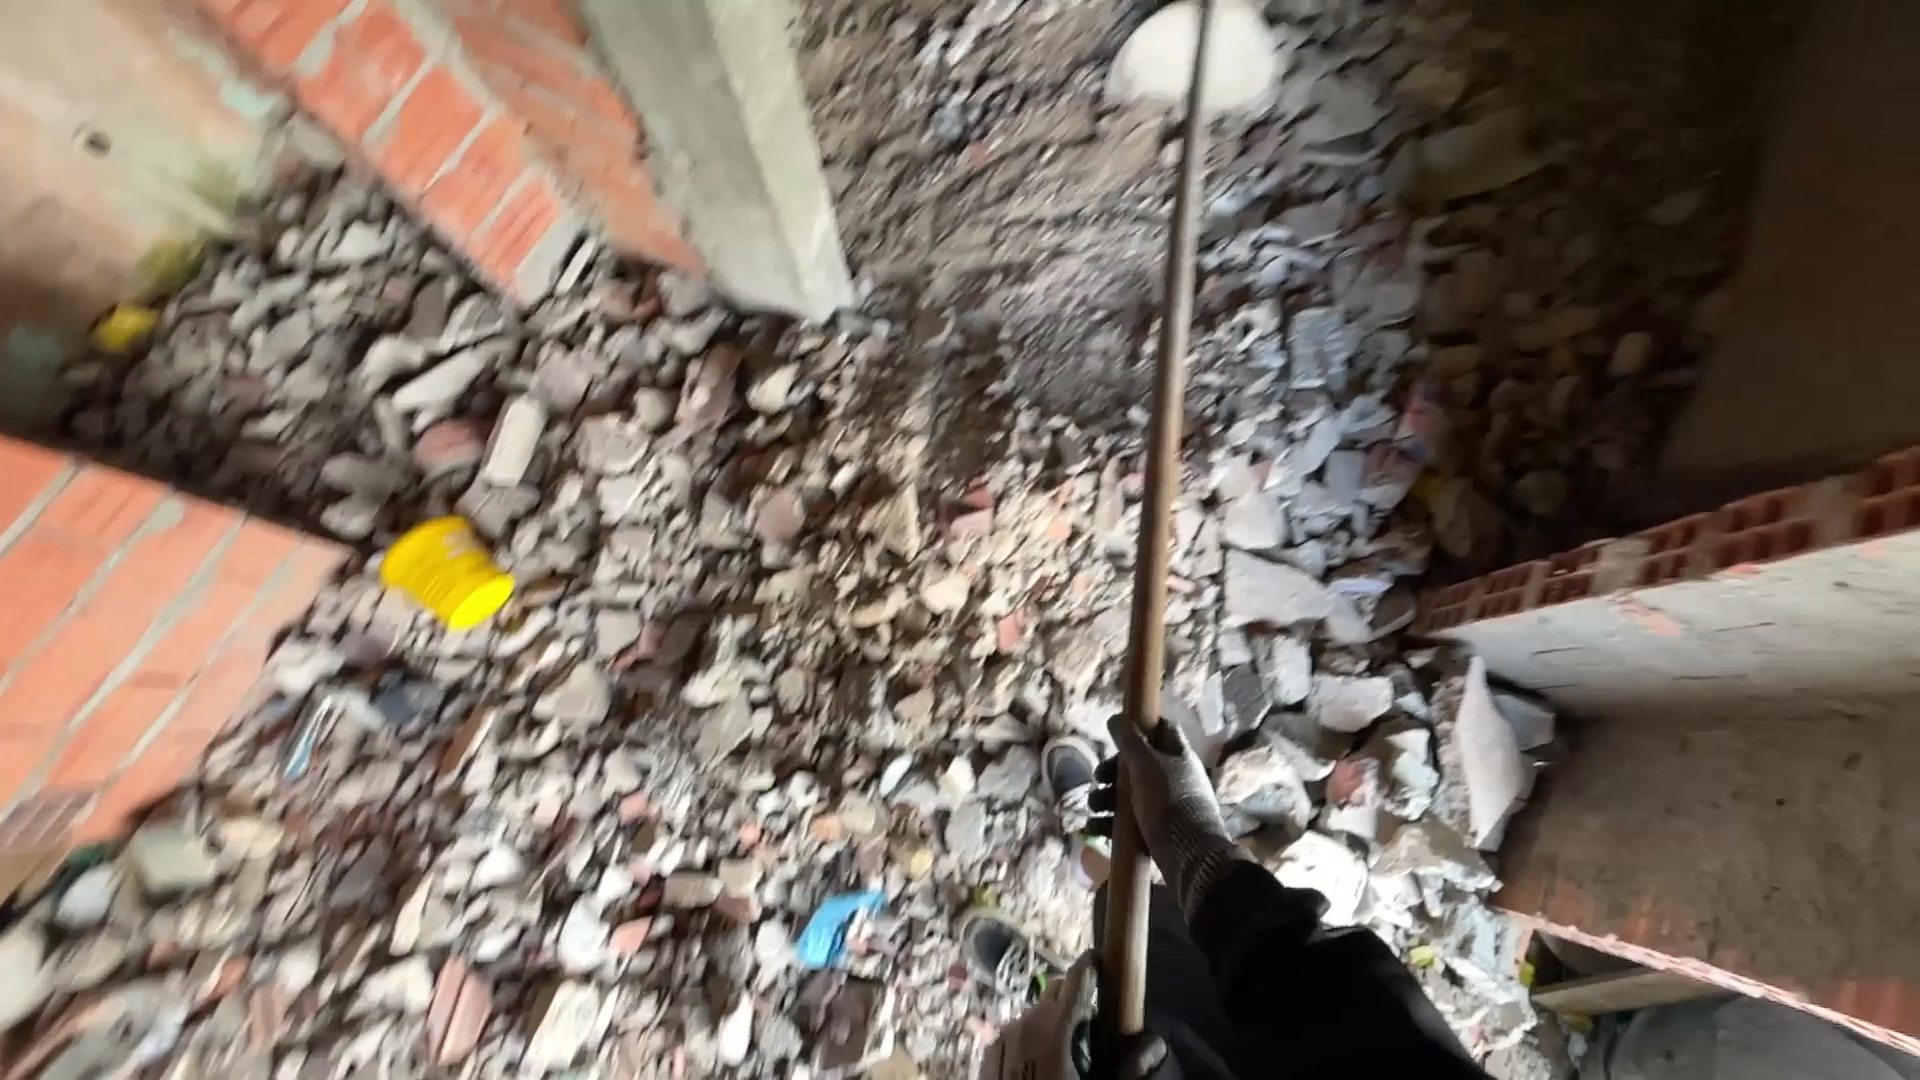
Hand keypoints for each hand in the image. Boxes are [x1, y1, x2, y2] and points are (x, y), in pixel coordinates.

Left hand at [976, 952, 1180, 1079]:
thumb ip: (1130, 1070)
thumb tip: (1156, 1046)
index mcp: (1058, 1024)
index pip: (1078, 978)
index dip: (1092, 964)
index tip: (1102, 959)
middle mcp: (1031, 1019)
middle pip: (1056, 990)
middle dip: (1074, 997)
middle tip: (1089, 1023)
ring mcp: (1008, 1032)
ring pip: (1036, 1010)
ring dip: (1051, 1019)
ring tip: (1065, 1049)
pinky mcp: (992, 1048)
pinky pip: (1017, 1030)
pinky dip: (1031, 1036)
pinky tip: (1040, 1062)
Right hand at [1089, 716, 1245, 916]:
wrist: (1189, 856)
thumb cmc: (1168, 801)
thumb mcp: (1146, 763)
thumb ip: (1129, 739)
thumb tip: (1116, 717)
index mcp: (1179, 756)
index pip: (1162, 729)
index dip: (1140, 727)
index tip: (1118, 733)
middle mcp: (1175, 778)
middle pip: (1138, 764)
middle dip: (1112, 770)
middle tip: (1098, 776)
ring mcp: (1167, 806)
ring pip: (1130, 793)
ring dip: (1106, 796)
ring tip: (1094, 805)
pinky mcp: (1157, 831)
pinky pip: (1129, 820)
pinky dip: (1110, 821)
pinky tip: (1095, 827)